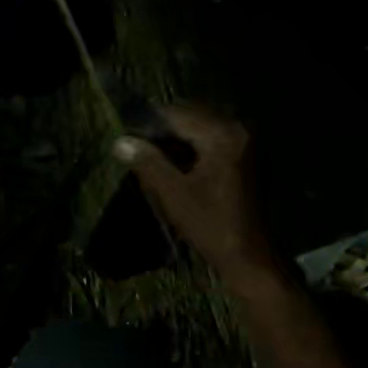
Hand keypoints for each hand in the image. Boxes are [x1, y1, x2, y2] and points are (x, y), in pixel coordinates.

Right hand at [114, 106, 278, 287]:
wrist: (247, 253)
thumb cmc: (210, 225)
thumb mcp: (174, 194)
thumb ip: (148, 164)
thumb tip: (120, 141)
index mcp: (221, 136)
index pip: (177, 115)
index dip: (148, 122)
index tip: (123, 132)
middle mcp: (235, 130)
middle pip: (190, 117)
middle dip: (160, 129)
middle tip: (132, 143)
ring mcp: (241, 143)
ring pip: (198, 130)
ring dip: (173, 139)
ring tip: (146, 154)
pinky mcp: (240, 157)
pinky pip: (208, 141)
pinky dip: (187, 148)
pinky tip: (168, 163)